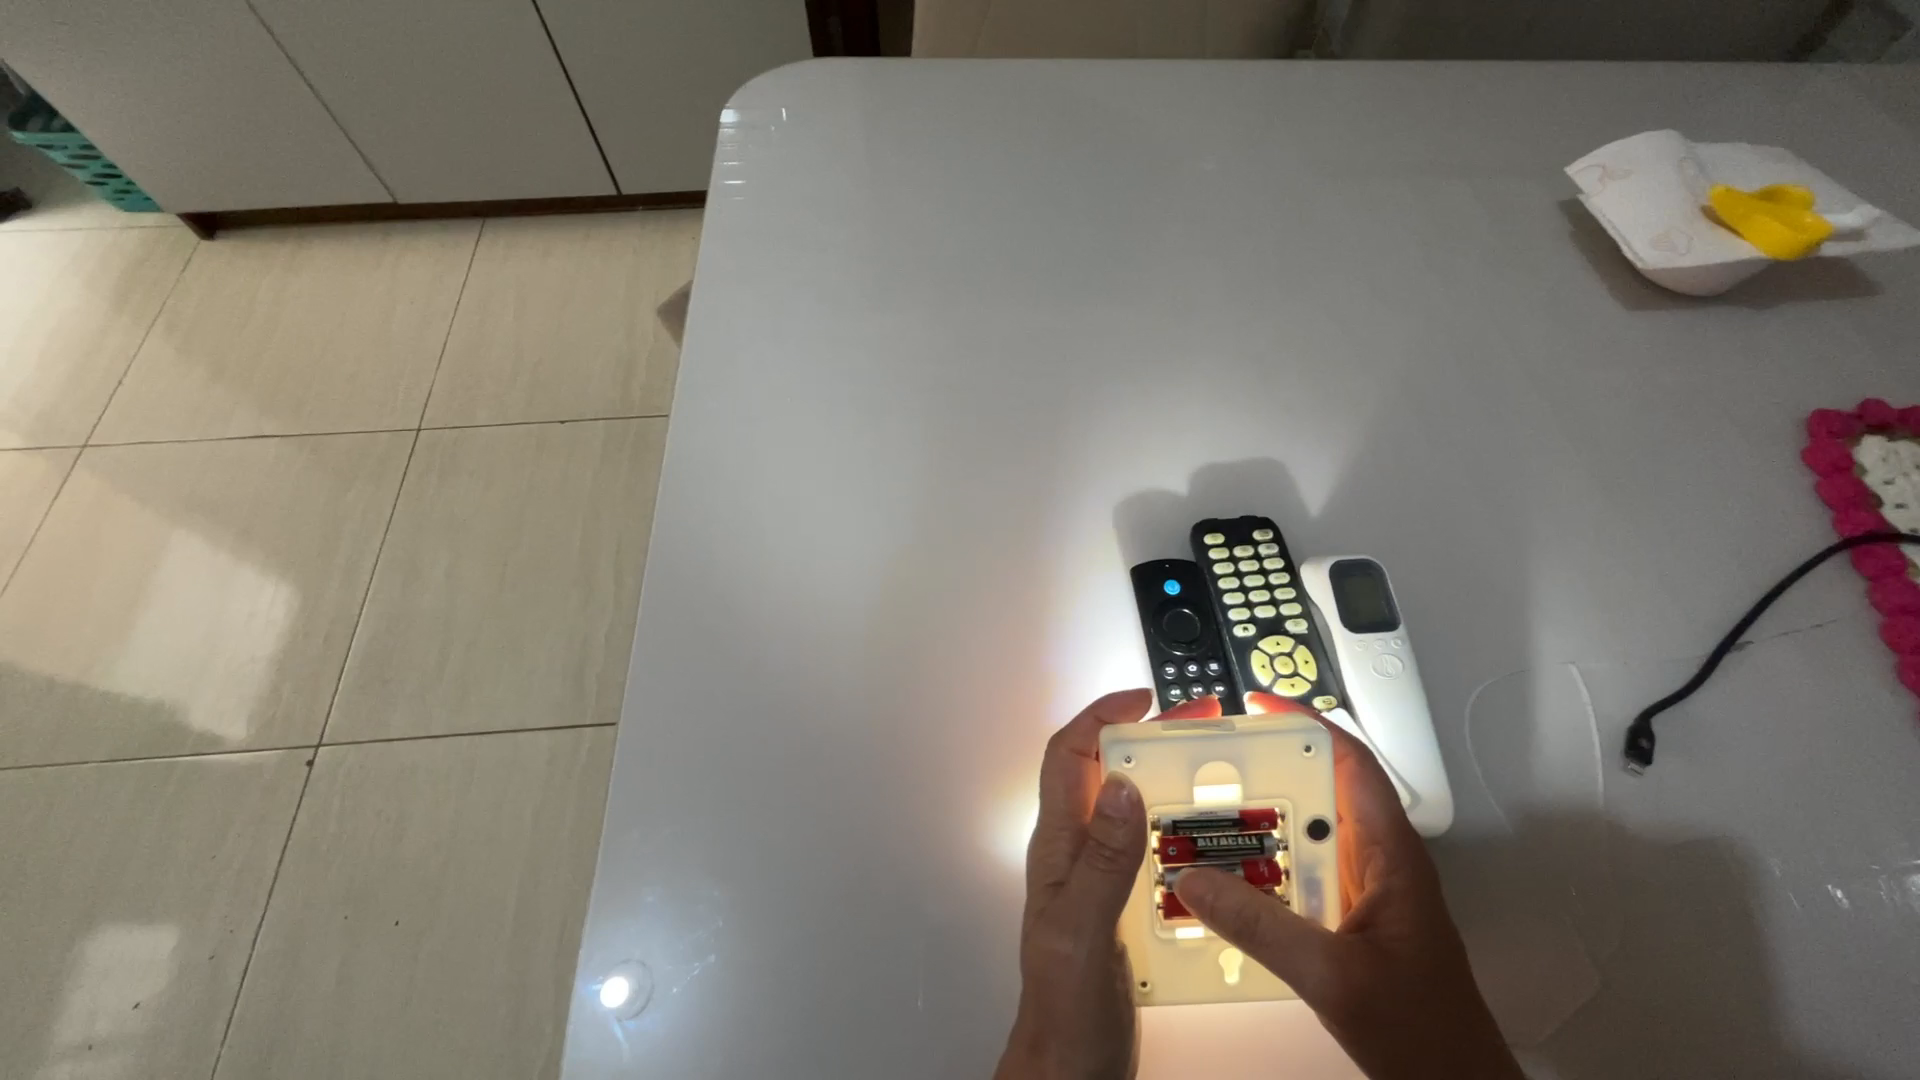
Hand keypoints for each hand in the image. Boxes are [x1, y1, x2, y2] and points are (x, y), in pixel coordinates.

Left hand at [995, 689, 1217, 1079]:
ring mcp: (1101, 876)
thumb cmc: (1064, 1005)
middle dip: (1149, 741)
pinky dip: (1183, 834)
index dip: (1098, 717)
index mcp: (1058, 844)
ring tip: (1223, 778)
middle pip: (1107, 773)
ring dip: (1171, 785)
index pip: (1068, 756)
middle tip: (1205, 729)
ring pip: (1134, 809)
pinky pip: (1155, 851)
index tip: (1143, 698)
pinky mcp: (1126, 903)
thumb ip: (1100, 862)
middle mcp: (1077, 850)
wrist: (1072, 1068)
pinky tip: (1219, 844)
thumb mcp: (1081, 930)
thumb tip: (1119, 782)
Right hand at [1171, 692, 1522, 1079]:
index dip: (1306, 725)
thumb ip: (1260, 926)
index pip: (1351, 763)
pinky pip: (1300, 872)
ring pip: (1307, 832)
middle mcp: (1378, 860)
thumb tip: (1191, 879)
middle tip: (1208, 764)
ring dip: (1260, 819)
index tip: (1255, 707)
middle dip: (1267, 769)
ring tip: (1203, 815)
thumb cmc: (1421, 1032)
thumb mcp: (1333, 976)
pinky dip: (1263, 864)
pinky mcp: (1350, 917)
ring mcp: (1364, 889)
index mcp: (1390, 854)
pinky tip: (1228, 879)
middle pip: (1320, 790)